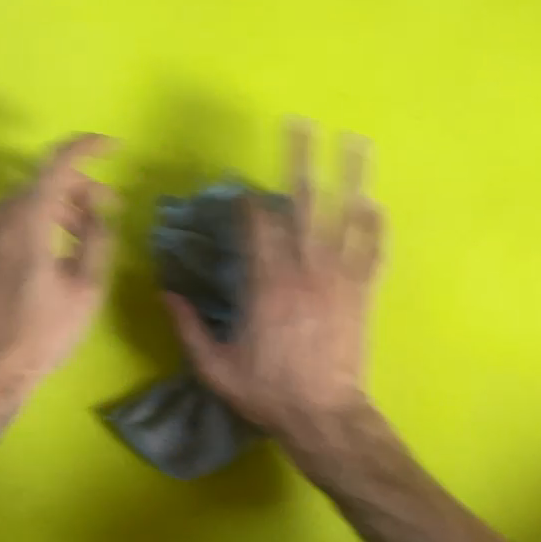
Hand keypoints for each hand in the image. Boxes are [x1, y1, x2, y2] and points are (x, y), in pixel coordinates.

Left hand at [0, 133, 116, 397]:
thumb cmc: (42, 334)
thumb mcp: (86, 289)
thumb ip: (97, 239)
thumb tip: (100, 209)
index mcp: (26, 219)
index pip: (58, 162)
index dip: (89, 148)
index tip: (115, 148)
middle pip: (42, 182)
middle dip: (79, 189)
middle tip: (107, 212)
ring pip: (26, 202)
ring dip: (59, 209)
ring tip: (84, 239)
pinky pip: (11, 220)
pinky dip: (37, 223)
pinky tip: (55, 252)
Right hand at [164, 121, 384, 442]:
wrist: (323, 417)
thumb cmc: (267, 394)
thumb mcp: (215, 367)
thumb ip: (189, 328)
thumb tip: (165, 293)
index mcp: (266, 286)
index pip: (258, 227)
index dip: (249, 204)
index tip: (242, 192)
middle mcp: (304, 271)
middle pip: (305, 204)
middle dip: (302, 161)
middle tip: (302, 123)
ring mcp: (339, 280)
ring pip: (346, 217)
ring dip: (351, 176)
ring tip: (356, 141)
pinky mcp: (362, 295)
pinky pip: (372, 252)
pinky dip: (374, 226)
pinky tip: (375, 204)